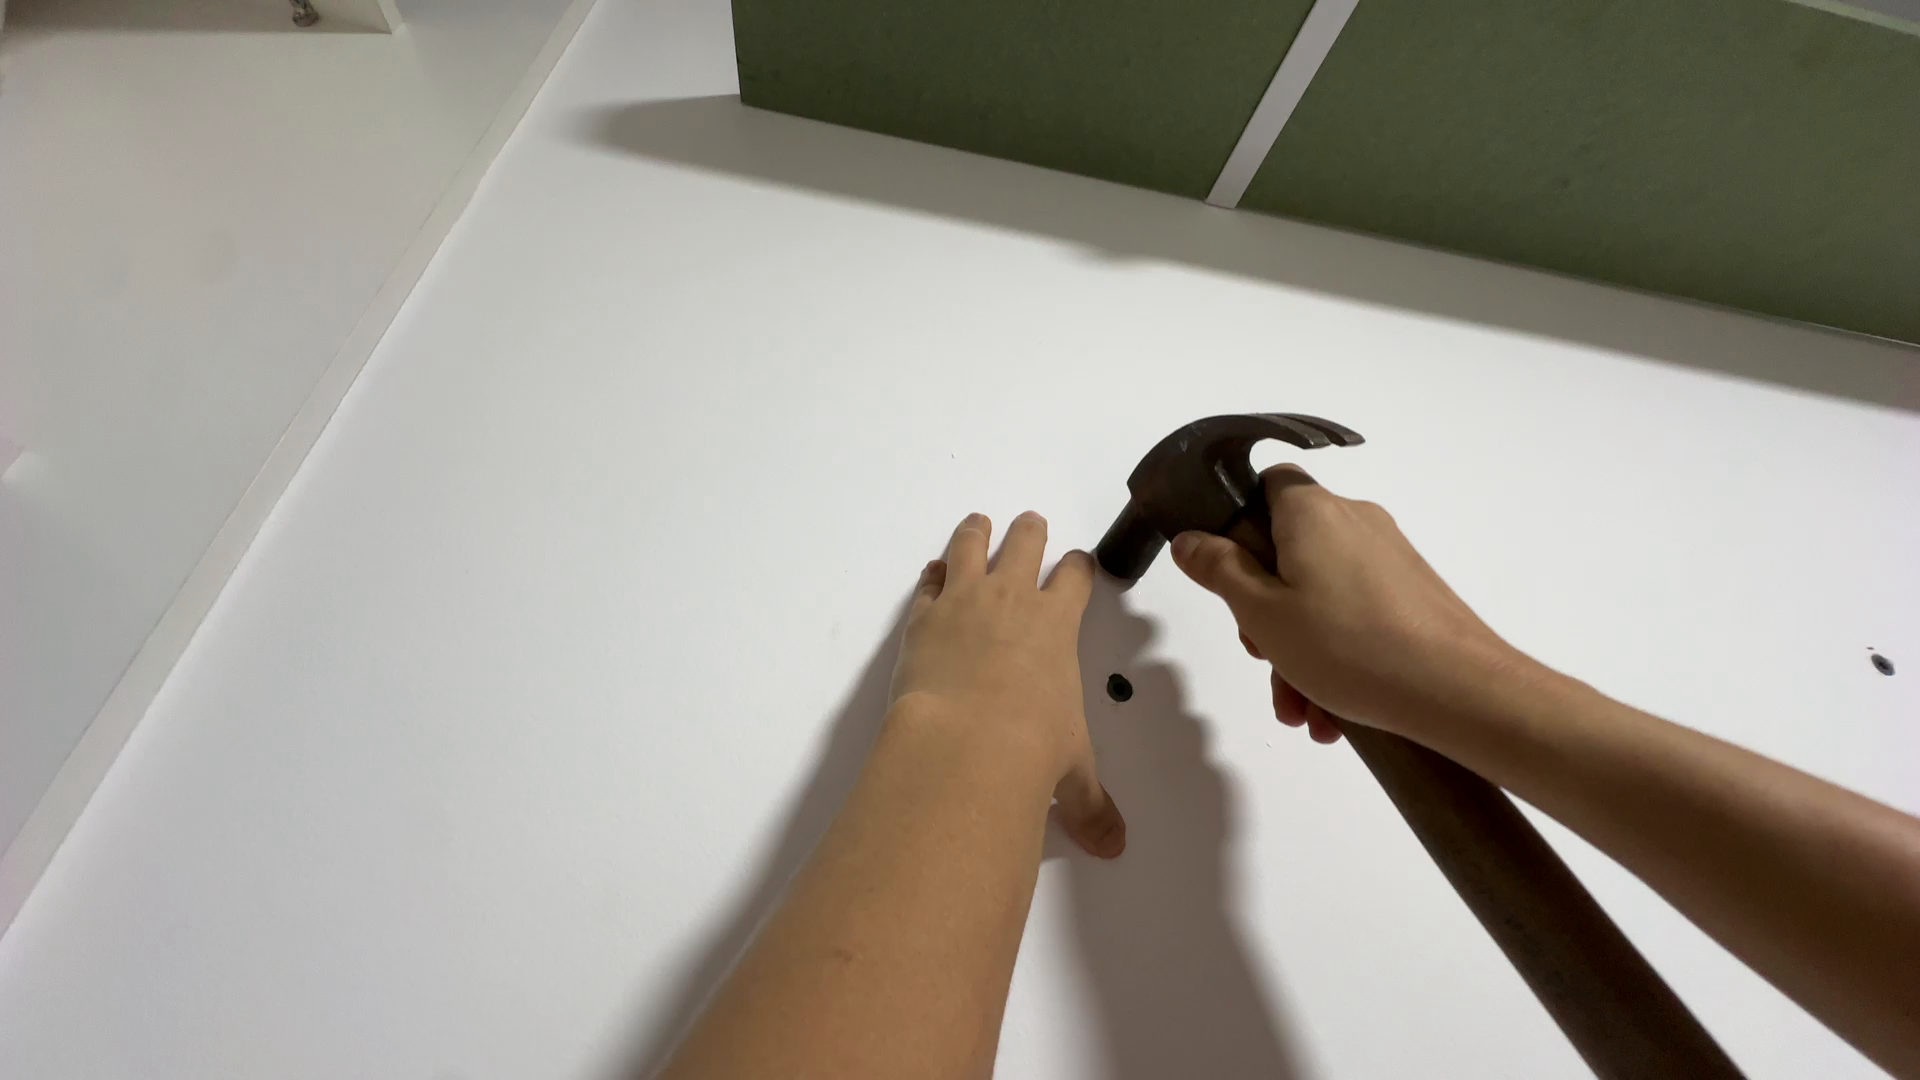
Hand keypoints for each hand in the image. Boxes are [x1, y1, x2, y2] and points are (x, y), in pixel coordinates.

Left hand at [889, 512, 1125, 857]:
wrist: (966, 743)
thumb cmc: (1033, 751)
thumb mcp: (1071, 774)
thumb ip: (1091, 805)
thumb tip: (1114, 847)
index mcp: (1057, 624)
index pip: (1075, 578)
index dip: (1079, 567)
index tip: (1078, 563)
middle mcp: (1012, 599)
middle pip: (1025, 544)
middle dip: (1029, 532)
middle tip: (1029, 522)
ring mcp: (964, 601)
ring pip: (971, 546)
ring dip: (975, 532)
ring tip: (976, 521)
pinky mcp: (922, 616)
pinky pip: (930, 582)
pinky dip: (933, 575)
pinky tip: (933, 571)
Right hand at [1170, 466, 1525, 742]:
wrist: (1465, 694)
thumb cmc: (1346, 644)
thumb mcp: (1260, 611)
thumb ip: (1217, 568)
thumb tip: (1188, 538)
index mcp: (1310, 511)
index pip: (1265, 483)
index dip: (1237, 520)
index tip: (1228, 572)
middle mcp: (1352, 521)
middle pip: (1285, 550)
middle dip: (1263, 611)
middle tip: (1262, 656)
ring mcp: (1387, 558)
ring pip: (1316, 593)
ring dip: (1295, 650)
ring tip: (1298, 709)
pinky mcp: (1411, 593)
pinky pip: (1352, 614)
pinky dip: (1333, 655)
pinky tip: (1328, 713)